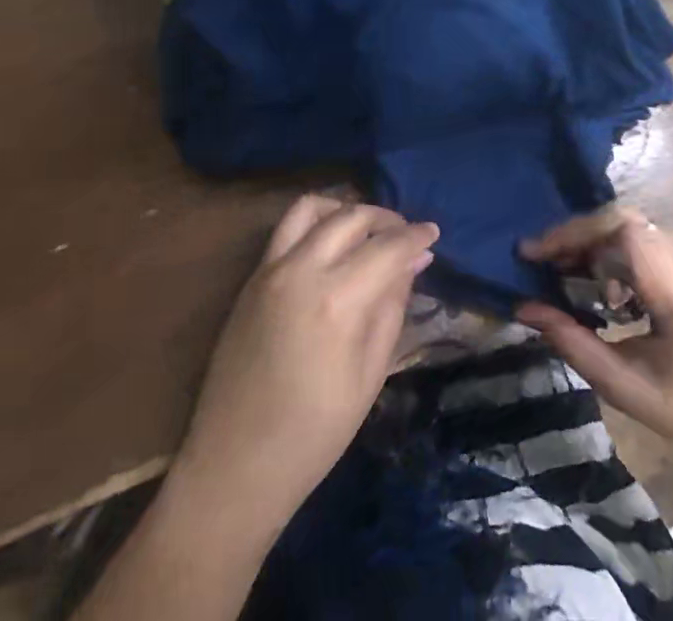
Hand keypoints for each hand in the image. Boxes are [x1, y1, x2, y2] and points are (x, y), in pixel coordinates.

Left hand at [173, 196, 437, 526]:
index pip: (388, 247)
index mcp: (336, 299)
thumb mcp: (371, 371)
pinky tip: (333, 248)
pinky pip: (285, 230)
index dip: (417, 237)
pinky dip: (316, 224)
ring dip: (345, 210)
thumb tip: (415, 261)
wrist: (237, 462)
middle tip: (407, 236)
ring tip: (367, 232)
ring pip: (310, 209)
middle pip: (350, 217)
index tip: (434, 233)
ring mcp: (268, 272)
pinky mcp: (249, 281)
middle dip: (386, 219)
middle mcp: (299, 271)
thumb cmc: (317, 431)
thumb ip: (392, 305)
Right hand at [516, 208, 672, 467]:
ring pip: (632, 229)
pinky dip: (609, 253)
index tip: (535, 255)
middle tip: (540, 261)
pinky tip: (593, 284)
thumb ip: (571, 342)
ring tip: (559, 272)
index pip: (627, 233)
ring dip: (590, 243)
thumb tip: (523, 307)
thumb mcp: (619, 385)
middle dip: (576, 235)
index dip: (576, 234)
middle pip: (625, 223)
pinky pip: (642, 244)